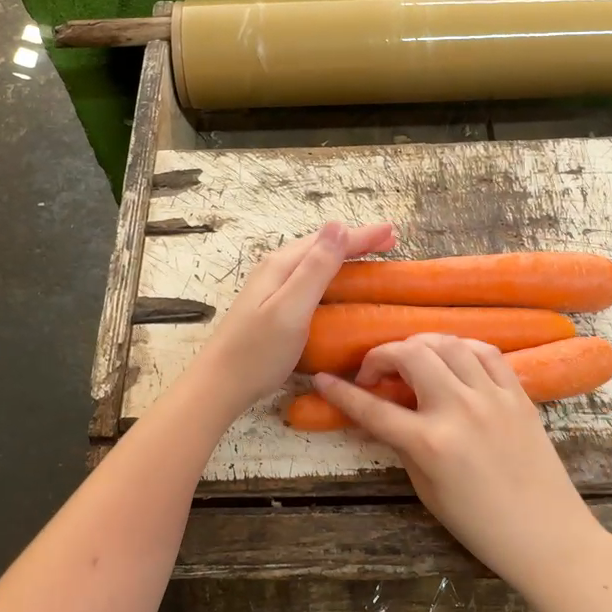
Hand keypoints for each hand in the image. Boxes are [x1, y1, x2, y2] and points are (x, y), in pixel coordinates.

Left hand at [188, 221, 395, 413]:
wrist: (219, 386)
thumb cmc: (257, 352)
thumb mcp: (292, 309)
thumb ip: (315, 269)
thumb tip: (338, 225)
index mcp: (281, 265)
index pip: (328, 240)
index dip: (362, 235)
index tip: (392, 232)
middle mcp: (274, 269)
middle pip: (320, 246)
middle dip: (355, 241)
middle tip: (389, 240)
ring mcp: (270, 288)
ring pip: (313, 261)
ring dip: (343, 255)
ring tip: (369, 256)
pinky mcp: (270, 307)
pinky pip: (308, 279)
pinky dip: (330, 274)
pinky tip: (335, 285)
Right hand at [313, 334, 611, 596]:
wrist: (547, 535)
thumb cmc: (480, 525)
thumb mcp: (427, 489)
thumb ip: (403, 445)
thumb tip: (385, 413)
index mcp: (430, 444)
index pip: (373, 409)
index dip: (341, 392)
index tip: (322, 379)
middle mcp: (459, 410)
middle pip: (410, 355)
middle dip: (382, 356)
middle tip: (374, 373)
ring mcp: (492, 398)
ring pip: (447, 343)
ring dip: (419, 345)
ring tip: (410, 360)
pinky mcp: (518, 394)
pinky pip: (486, 352)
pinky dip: (461, 347)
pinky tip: (452, 358)